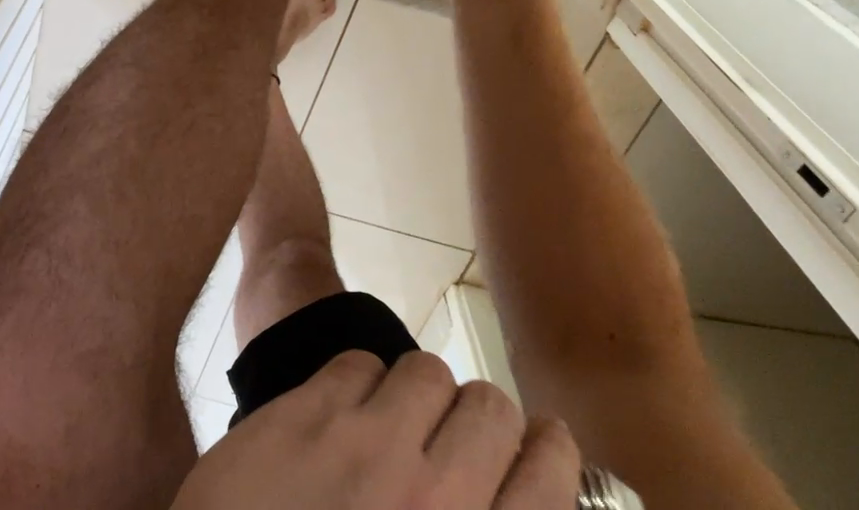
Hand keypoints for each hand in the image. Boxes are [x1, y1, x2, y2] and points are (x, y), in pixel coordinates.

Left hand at [171, 350, 579, 509]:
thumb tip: (504, 493)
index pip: (550, 473)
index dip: (546, 449)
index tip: (533, 444)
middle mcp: (434, 497)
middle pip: (493, 407)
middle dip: (477, 417)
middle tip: (449, 436)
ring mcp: (367, 449)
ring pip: (428, 371)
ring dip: (417, 393)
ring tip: (392, 421)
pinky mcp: (307, 415)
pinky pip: (361, 362)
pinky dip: (358, 382)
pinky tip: (339, 416)